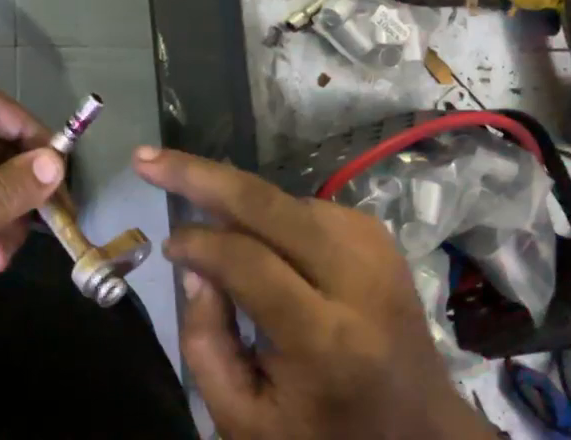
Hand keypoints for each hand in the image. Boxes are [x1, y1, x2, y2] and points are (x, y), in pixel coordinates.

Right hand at [135, 148, 493, 439]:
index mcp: (327, 342)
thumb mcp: (246, 419)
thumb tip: (195, 269)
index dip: (197, 244)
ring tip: (209, 223)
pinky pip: (306, 205)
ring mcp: (376, 254)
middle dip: (199, 173)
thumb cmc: (324, 435)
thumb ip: (205, 344)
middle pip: (268, 204)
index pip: (247, 261)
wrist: (423, 437)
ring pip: (283, 199)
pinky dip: (271, 212)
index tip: (167, 248)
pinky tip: (261, 237)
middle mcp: (358, 284)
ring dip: (237, 201)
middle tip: (147, 158)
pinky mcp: (380, 240)